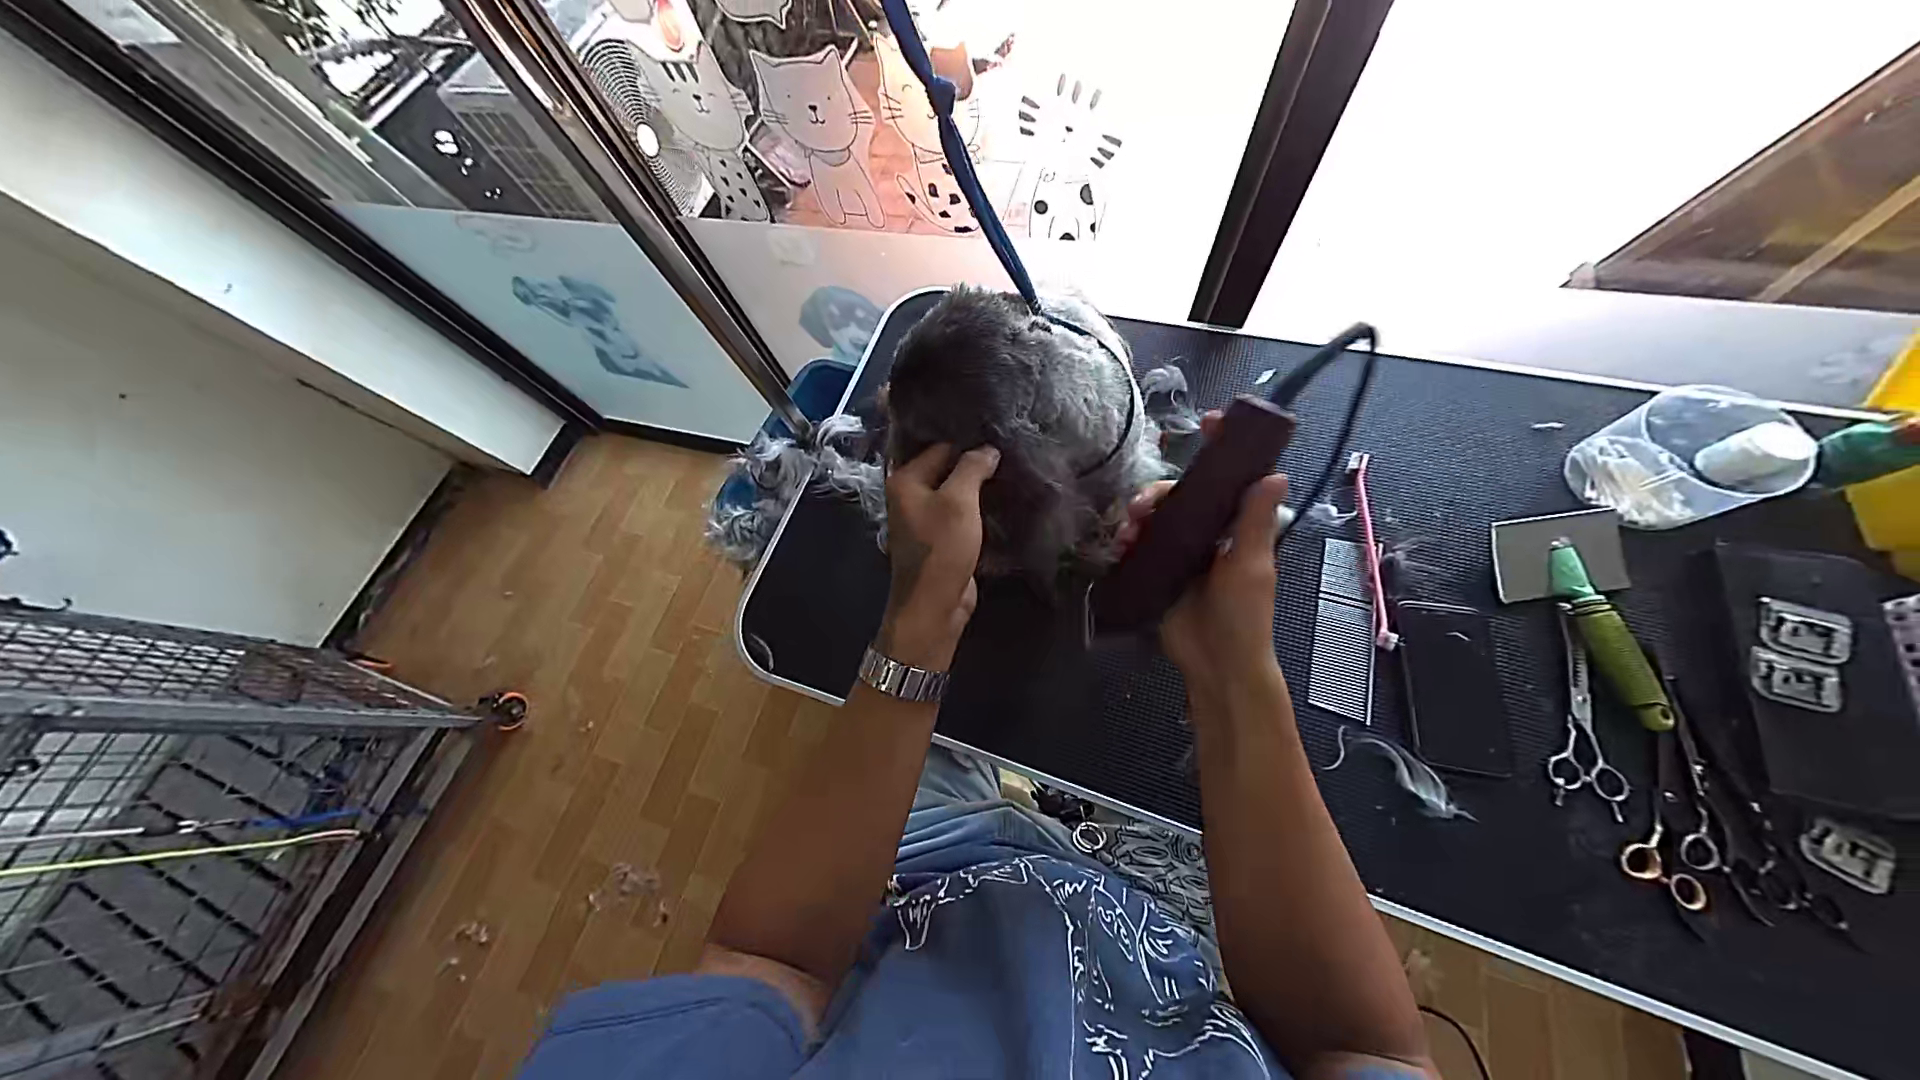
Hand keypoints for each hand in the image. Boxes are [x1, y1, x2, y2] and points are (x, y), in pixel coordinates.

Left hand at [878, 443, 1000, 670]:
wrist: (934, 605)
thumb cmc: (942, 549)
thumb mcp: (959, 501)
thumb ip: (972, 468)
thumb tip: (988, 449)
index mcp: (905, 480)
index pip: (941, 448)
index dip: (970, 445)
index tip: (1001, 440)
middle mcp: (910, 496)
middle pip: (947, 469)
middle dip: (975, 466)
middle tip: (1010, 455)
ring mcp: (925, 519)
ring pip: (956, 494)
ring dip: (979, 489)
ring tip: (1011, 476)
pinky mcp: (941, 539)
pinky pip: (960, 515)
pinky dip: (977, 510)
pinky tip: (1002, 502)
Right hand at [1117, 411, 1289, 702]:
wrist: (1216, 663)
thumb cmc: (1243, 616)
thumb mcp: (1251, 566)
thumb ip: (1255, 522)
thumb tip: (1274, 474)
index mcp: (1238, 528)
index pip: (1231, 479)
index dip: (1221, 448)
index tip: (1208, 422)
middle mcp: (1210, 533)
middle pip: (1180, 494)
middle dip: (1157, 491)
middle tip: (1139, 507)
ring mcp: (1183, 552)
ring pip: (1156, 516)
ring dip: (1138, 515)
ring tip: (1126, 532)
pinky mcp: (1160, 571)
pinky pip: (1141, 544)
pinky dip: (1128, 540)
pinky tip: (1120, 547)